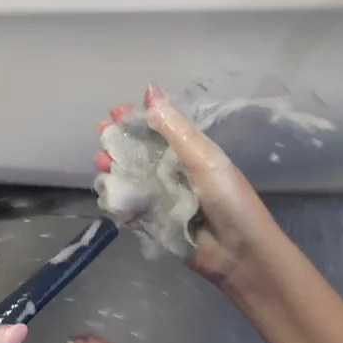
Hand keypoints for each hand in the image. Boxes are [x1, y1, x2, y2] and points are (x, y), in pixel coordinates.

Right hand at [97, 83, 284, 288]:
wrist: (241, 254)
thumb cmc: (229, 199)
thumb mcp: (203, 158)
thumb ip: (173, 128)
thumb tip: (149, 89)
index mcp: (189, 153)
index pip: (157, 129)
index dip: (136, 119)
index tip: (115, 111)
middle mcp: (173, 172)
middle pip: (138, 152)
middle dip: (118, 142)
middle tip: (102, 134)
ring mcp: (162, 198)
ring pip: (129, 178)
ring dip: (113, 168)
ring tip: (102, 163)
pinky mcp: (154, 224)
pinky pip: (129, 208)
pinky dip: (117, 200)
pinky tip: (107, 193)